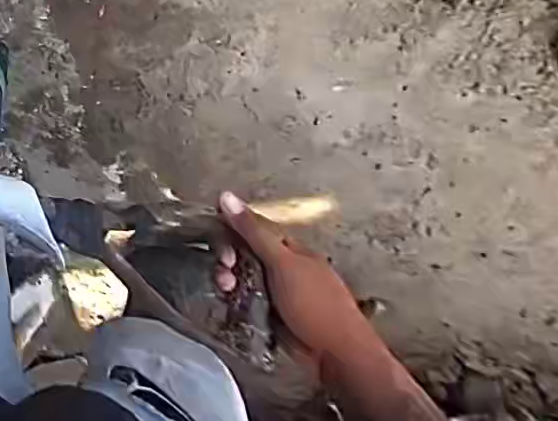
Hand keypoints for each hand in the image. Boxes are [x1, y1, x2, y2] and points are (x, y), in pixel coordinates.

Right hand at [216, 191, 377, 364]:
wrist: (342, 362)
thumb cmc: (318, 307)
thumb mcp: (283, 264)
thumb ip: (253, 231)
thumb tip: (226, 196)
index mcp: (293, 251)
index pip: (254, 228)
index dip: (232, 229)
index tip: (215, 235)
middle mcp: (286, 269)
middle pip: (244, 252)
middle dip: (228, 258)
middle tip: (225, 269)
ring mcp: (281, 293)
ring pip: (242, 276)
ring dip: (229, 279)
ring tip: (228, 288)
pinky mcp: (274, 314)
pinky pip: (245, 296)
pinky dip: (235, 296)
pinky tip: (232, 300)